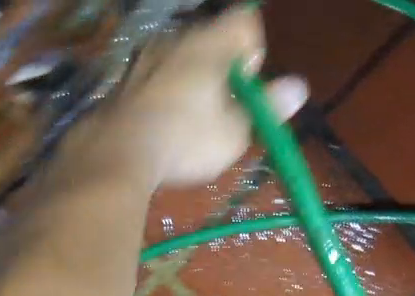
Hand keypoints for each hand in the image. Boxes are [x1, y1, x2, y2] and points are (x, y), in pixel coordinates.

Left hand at [102, 7, 309, 187]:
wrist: (115, 154)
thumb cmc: (185, 141)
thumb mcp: (234, 132)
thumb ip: (267, 108)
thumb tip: (299, 86)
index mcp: (210, 42)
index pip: (246, 21)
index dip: (252, 53)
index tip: (246, 88)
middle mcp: (176, 38)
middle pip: (210, 43)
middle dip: (221, 73)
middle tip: (221, 115)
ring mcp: (144, 58)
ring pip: (179, 63)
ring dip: (190, 87)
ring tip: (189, 128)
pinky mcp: (122, 83)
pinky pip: (153, 83)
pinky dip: (162, 101)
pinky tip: (160, 133)